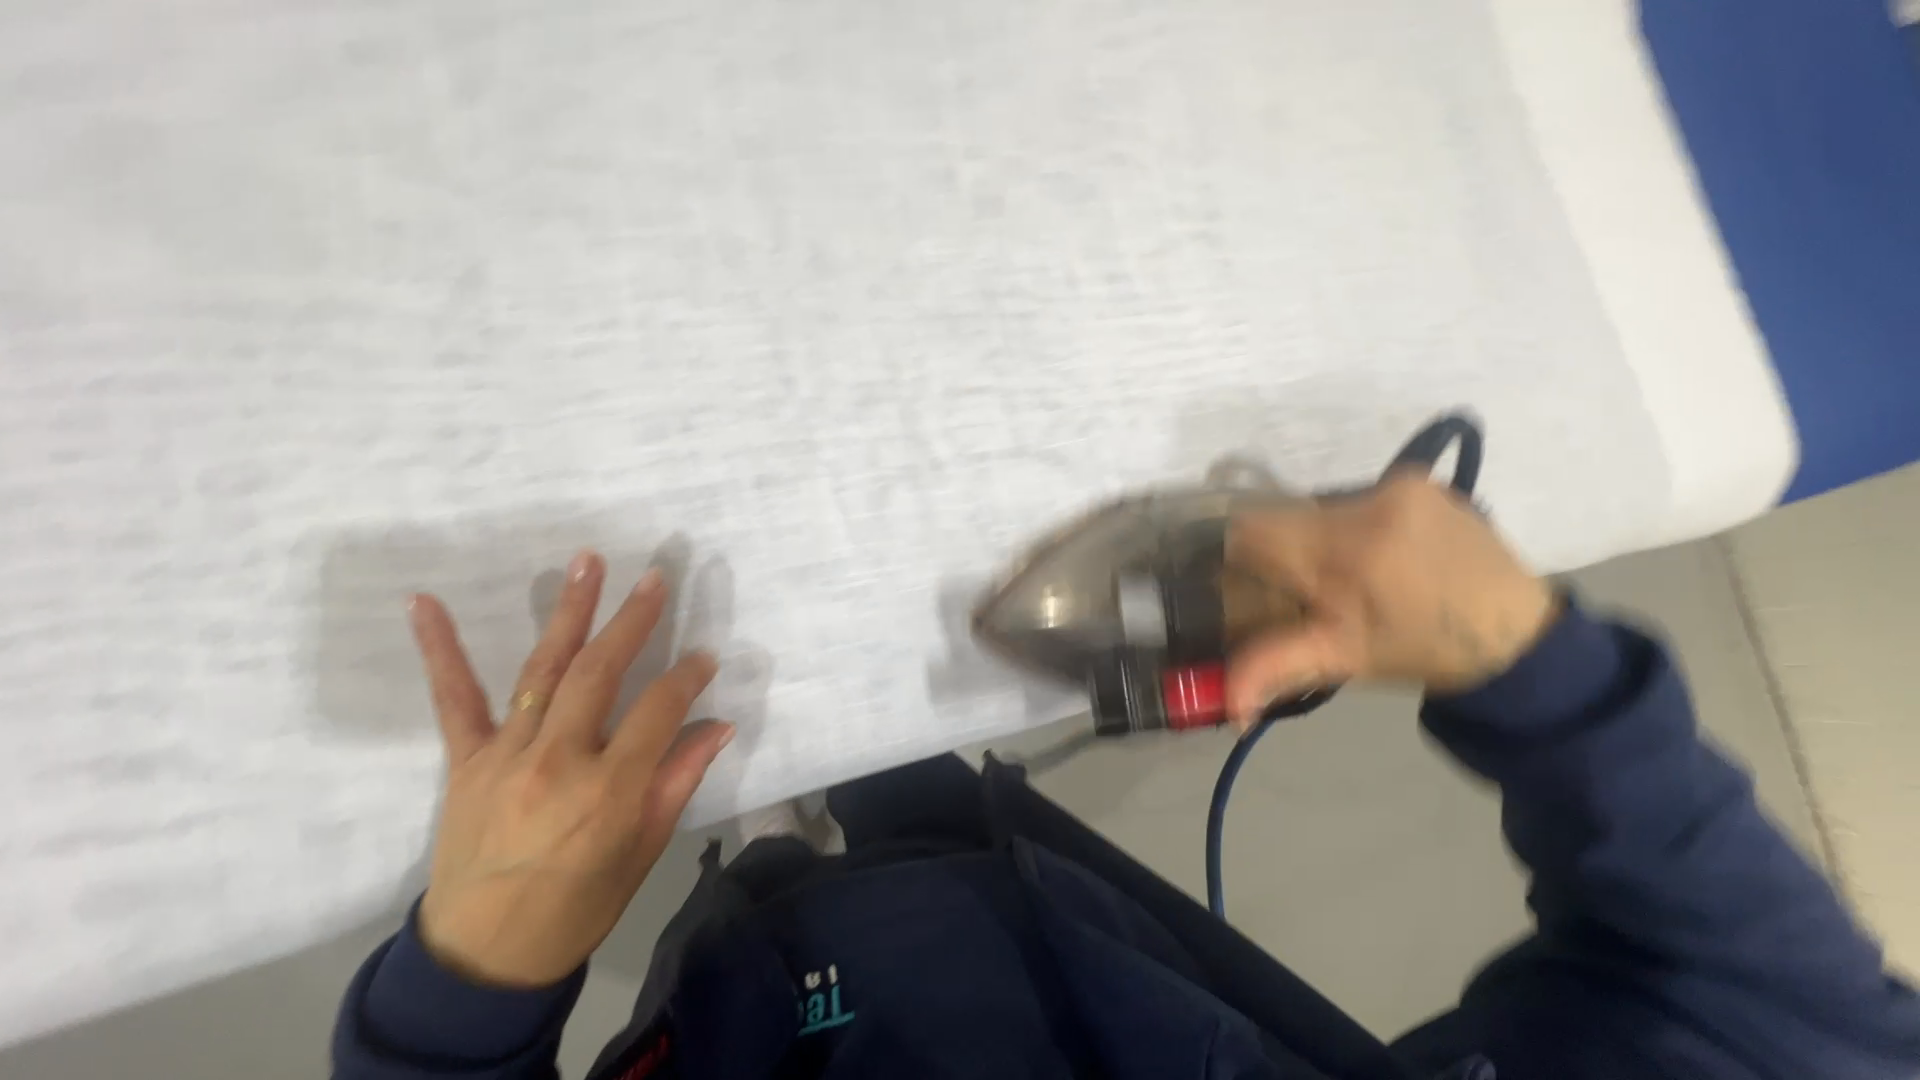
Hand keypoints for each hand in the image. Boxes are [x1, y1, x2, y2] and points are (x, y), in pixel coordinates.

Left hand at [406, 552, 732, 987]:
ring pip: (544, 671)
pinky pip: (455, 700)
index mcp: (609, 789)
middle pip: (601, 673)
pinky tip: (424, 603)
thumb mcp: (644, 849)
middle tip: (656, 578)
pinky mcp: (466, 762)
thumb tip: (719, 726)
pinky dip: (439, 650)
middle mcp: (557, 761)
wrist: (485, 955)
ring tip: (587, 562)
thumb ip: (678, 779)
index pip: (660, 709)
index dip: (688, 678)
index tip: (706, 658)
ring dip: (568, 612)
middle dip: (633, 621)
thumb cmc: (580, 905)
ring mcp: (505, 756)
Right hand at [1224, 472, 1558, 724]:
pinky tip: (1382, 550)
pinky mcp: (1421, 479)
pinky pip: (1358, 496)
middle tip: (1307, 586)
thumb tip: (1228, 707)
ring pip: (1322, 505)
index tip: (1252, 583)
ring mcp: (1400, 486)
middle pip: (1288, 516)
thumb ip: (1275, 668)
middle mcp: (1370, 504)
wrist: (1514, 633)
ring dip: (1321, 535)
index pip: (1254, 531)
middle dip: (1287, 550)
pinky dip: (1357, 522)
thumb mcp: (1343, 660)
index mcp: (1347, 553)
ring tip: (1348, 570)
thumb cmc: (1421, 650)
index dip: (1241, 556)